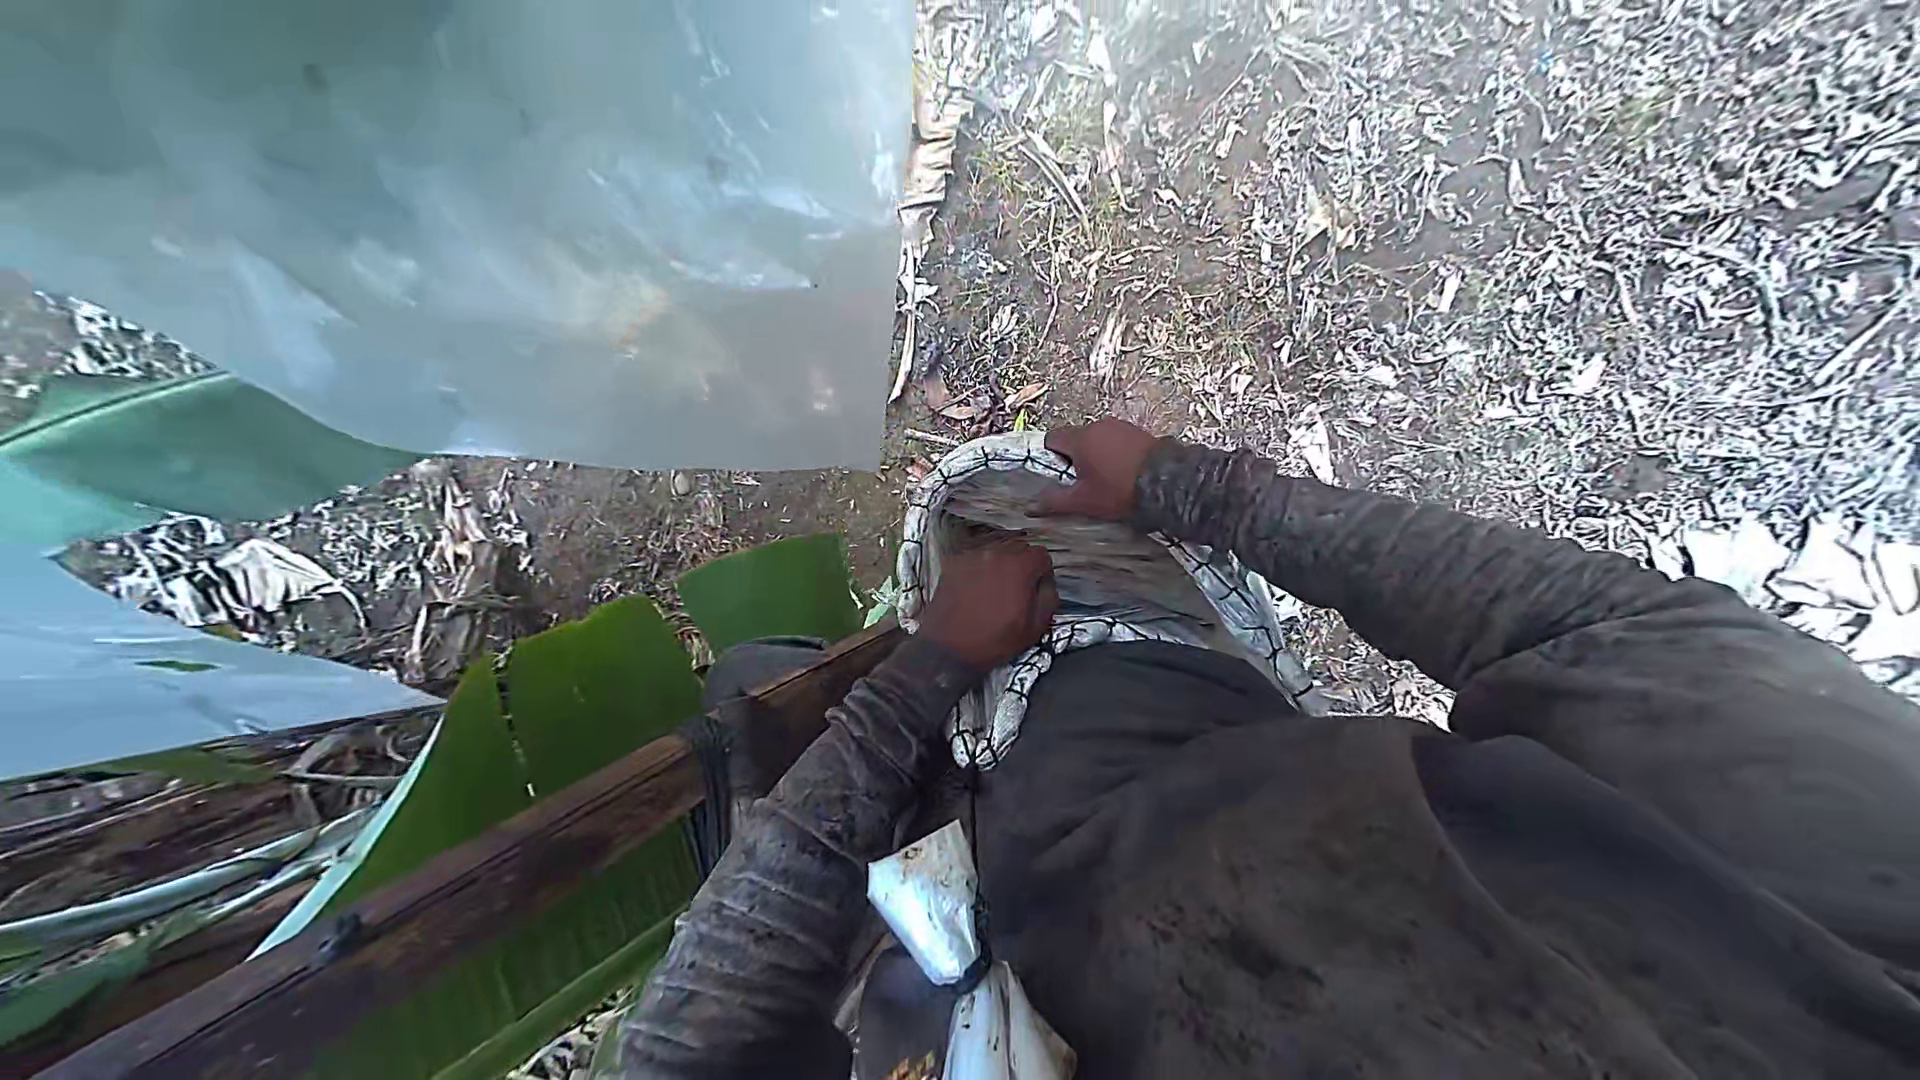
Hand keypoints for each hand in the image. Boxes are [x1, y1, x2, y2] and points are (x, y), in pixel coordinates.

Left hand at [917, 541, 1057, 670]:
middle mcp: (996, 553)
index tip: (1036, 588)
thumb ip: (1049, 596)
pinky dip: (978, 568)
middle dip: (1022, 565)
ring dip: (999, 564)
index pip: (1041, 554)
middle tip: (1016, 588)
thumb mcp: (1036, 626)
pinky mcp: (952, 563)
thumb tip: (1046, 582)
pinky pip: (973, 558)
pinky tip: (974, 588)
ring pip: (995, 551)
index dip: (1043, 572)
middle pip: (1018, 548)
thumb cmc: (996, 640)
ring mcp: (971, 556)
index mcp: (1020, 566)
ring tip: (993, 588)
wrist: (950, 648)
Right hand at [1035, 418, 1161, 520]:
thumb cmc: (1119, 491)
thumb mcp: (1083, 501)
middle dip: (1074, 457)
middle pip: (1075, 438)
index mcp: (1080, 438)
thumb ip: (1055, 501)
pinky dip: (1114, 453)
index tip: (1058, 474)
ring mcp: (1121, 426)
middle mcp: (1098, 425)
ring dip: (1095, 455)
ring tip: (1105, 479)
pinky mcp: (1139, 432)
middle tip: (1081, 481)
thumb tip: (1033, 505)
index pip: (1052, 438)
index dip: (1050, 456)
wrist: (1167, 483)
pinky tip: (1123, 472)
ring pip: (1097, 439)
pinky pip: (1116, 440)